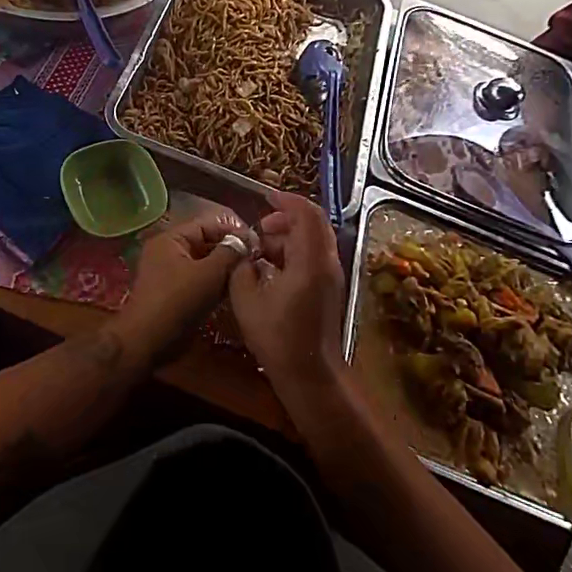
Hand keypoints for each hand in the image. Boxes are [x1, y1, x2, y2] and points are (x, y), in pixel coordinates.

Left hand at [111, 210, 250, 360]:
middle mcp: (168, 252)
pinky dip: (216, 284)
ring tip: (250, 275)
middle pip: (206, 243)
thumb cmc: (177, 302)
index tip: (258, 242)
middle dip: (231, 250)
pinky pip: (200, 281)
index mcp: (171, 239)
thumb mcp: (209, 273)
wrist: (148, 342)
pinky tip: (235, 291)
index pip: (207, 224)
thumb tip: (247, 240)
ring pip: (204, 264)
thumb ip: (230, 253)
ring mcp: (170, 274)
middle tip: (258, 260)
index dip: (233, 230)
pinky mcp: (175, 295)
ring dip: (225, 269)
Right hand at [228, 192, 347, 386]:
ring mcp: (331, 277)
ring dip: (289, 237)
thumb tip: (243, 252)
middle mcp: (327, 263)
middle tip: (260, 228)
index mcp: (310, 261)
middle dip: (286, 219)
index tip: (265, 198)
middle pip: (314, 224)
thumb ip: (241, 268)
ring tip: (261, 251)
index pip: (307, 215)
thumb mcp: (246, 300)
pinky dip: (294, 252)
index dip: (286, 202)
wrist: (310, 373)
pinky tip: (271, 269)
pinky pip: (314, 257)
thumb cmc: (278, 337)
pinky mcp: (328, 289)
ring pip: (314, 241)